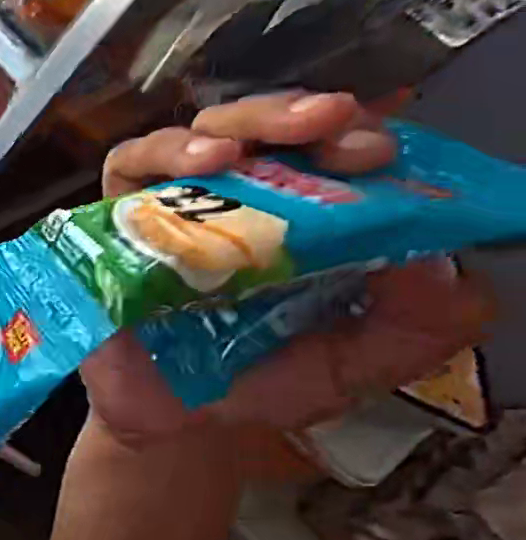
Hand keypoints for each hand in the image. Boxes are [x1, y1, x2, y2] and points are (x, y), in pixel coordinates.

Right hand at [82, 91, 493, 441]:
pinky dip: (150, 159)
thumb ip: (425, 320)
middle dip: (283, 114)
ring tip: (231, 149)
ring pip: (177, 142)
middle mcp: (229, 206)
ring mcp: (161, 217)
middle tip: (323, 124)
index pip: (321, 152)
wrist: (175, 424)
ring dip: (213, 131)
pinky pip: (118, 176)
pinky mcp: (107, 232)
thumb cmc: (264, 385)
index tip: (374, 150)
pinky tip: (186, 166)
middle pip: (248, 130)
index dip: (349, 134)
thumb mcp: (371, 359)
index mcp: (300, 221)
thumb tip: (432, 262)